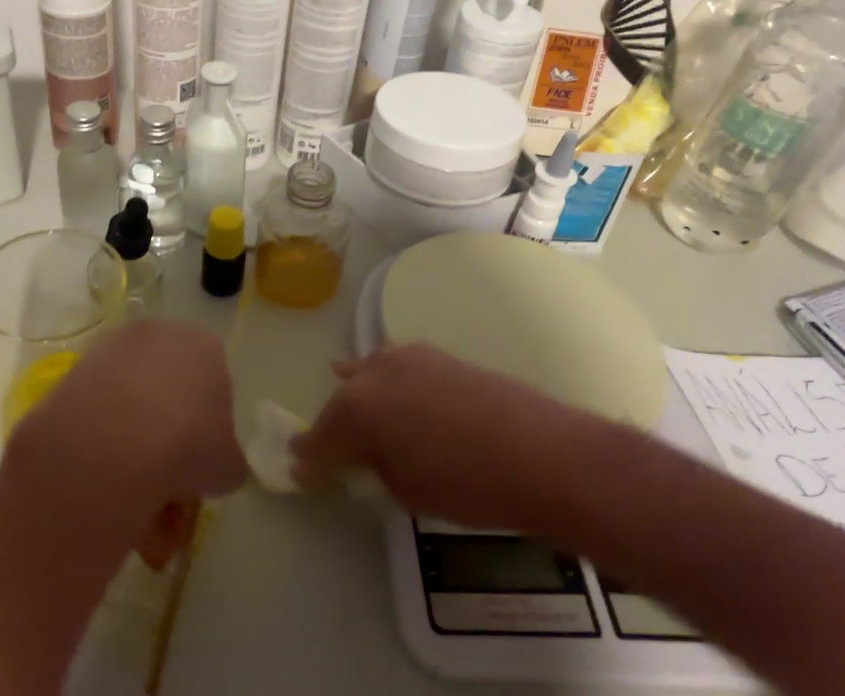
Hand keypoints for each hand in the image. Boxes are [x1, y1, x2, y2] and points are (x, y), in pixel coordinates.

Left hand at [11, 319, 247, 518]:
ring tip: (131, 464)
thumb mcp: (227, 468)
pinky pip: (98, 397)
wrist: (110, 443)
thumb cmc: (187, 445)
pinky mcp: (76, 365)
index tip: (200, 451)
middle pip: (170, 375)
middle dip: (169, 412)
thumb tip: (218, 465)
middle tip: (167, 458)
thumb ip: (227, 460)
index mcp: (205, 345)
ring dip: (132, 417)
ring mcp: (113, 345)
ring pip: (131, 385)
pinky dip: (101, 422)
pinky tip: (102, 456)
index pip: (215, 379)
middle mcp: (160, 332)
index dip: (209, 419)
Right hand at [290, 344, 587, 532]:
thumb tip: (366, 456)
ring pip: (366, 374)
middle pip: (340, 401)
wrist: (542, 453)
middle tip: (323, 450)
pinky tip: (390, 388)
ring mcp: (408, 358)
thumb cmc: (467, 484)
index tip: (301, 475)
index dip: (309, 461)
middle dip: (330, 427)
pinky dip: (386, 380)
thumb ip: (375, 465)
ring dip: (356, 394)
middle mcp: (373, 373)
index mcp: (355, 408)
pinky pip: (396, 367)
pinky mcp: (439, 355)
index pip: (319, 439)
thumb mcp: (406, 489)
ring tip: (347, 404)